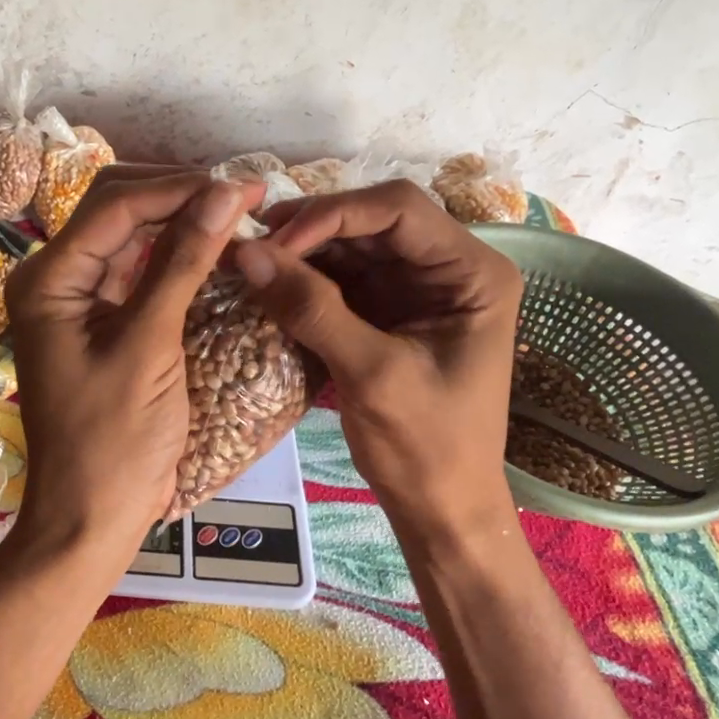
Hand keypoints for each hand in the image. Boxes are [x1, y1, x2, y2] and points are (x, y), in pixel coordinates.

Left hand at [5, 174, 260, 552]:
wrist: (91, 514)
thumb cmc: (115, 439)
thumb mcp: (150, 346)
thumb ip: (182, 265)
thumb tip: (225, 193)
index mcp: (48, 279)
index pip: (115, 206)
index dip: (180, 188)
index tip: (244, 185)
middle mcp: (54, 280)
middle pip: (116, 211)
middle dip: (177, 197)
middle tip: (244, 197)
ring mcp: (74, 302)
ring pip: (128, 238)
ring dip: (179, 223)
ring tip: (238, 215)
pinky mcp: (98, 323)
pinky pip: (135, 273)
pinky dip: (173, 259)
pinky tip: (212, 251)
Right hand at [231, 180, 523, 543]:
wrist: (440, 507)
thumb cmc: (426, 446)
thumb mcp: (370, 375)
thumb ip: (311, 309)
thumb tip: (246, 253)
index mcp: (472, 274)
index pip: (399, 211)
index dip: (332, 215)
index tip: (273, 242)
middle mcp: (448, 268)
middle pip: (371, 220)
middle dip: (310, 230)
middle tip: (250, 247)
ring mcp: (415, 289)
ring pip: (350, 246)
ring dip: (300, 252)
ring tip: (249, 263)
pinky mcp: (386, 311)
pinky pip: (340, 277)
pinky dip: (303, 278)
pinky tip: (268, 284)